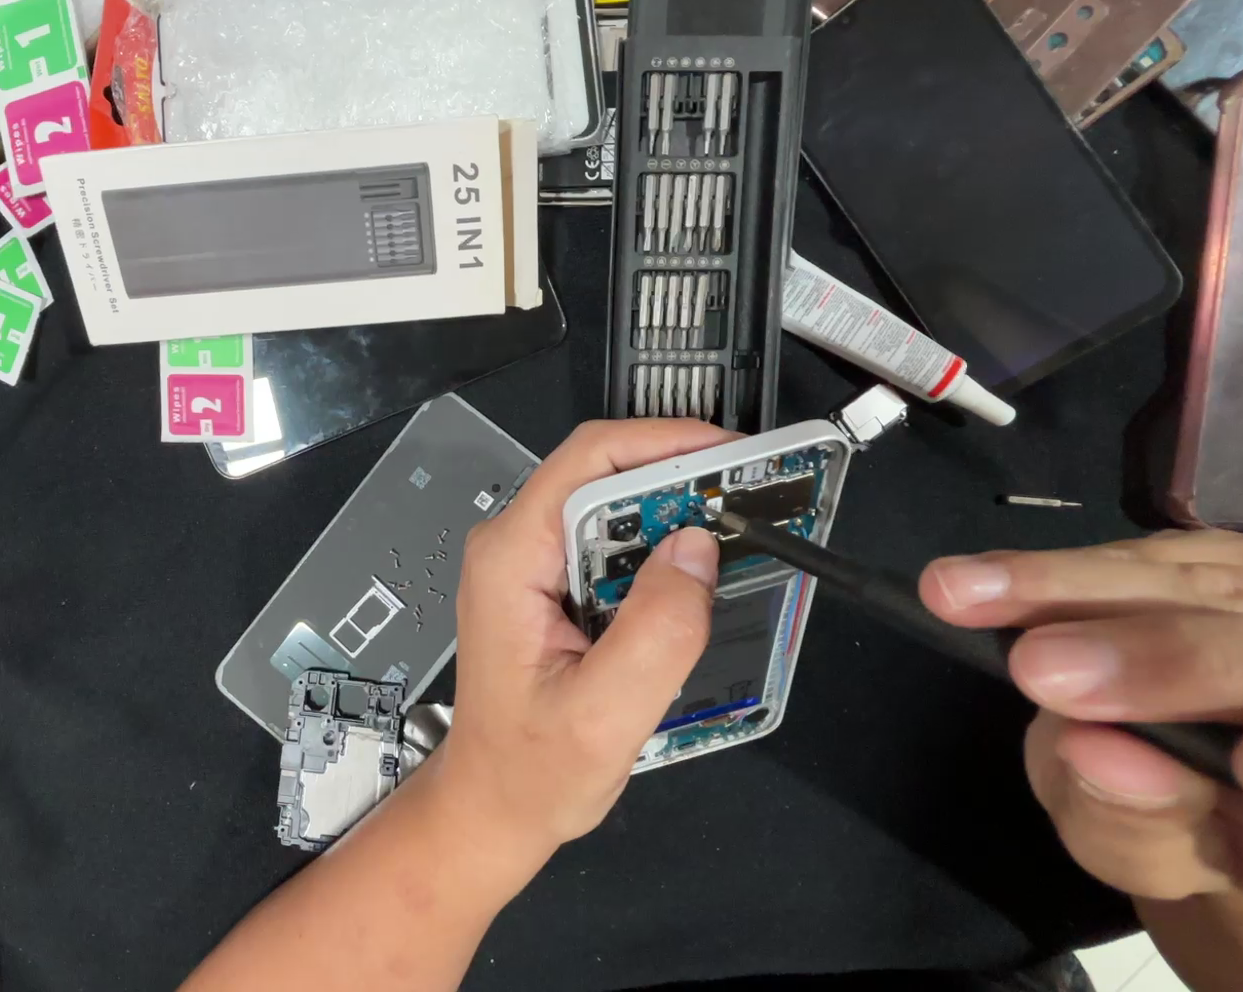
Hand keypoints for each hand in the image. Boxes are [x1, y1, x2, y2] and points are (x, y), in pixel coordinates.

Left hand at [431, 419, 729, 855]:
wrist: (493, 800)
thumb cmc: (532, 770)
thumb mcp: (603, 714)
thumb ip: (656, 632)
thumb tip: (698, 546)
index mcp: (511, 558)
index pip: (587, 463)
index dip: (662, 442)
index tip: (731, 454)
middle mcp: (513, 545)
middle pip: (599, 475)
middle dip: (676, 474)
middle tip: (749, 490)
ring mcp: (528, 562)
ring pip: (607, 505)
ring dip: (670, 509)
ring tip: (735, 523)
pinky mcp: (547, 582)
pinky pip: (607, 541)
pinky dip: (656, 543)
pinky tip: (694, 564)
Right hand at [920, 530, 1242, 917]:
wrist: (1216, 769)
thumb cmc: (1196, 832)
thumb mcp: (1159, 862)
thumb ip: (1139, 825)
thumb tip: (1094, 748)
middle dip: (1187, 660)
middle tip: (1039, 670)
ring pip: (1231, 588)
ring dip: (1082, 587)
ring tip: (963, 593)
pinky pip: (1164, 558)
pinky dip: (1062, 570)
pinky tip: (987, 579)